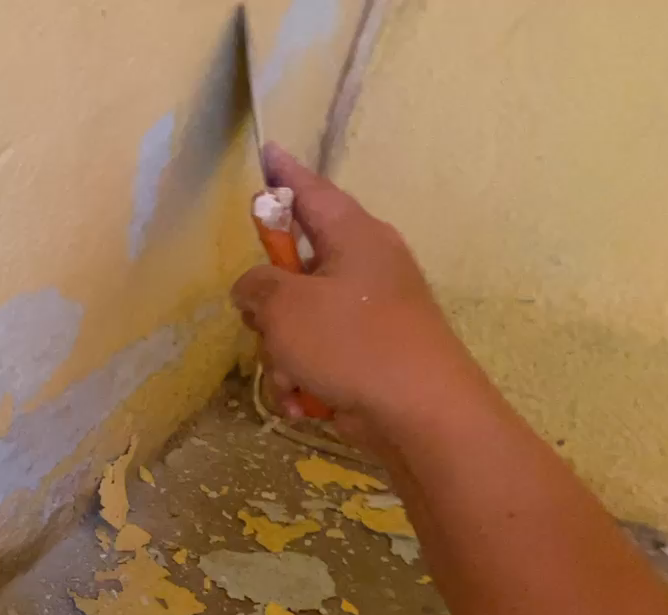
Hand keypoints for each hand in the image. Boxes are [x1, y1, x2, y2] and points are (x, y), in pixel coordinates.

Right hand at [232, 144, 491, 444]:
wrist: (415, 409)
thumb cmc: (351, 343)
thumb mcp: (284, 306)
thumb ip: (255, 284)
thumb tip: (253, 286)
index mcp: (354, 239)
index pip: (311, 194)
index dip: (284, 175)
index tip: (267, 152)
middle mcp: (361, 268)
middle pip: (288, 271)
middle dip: (266, 307)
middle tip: (263, 322)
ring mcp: (362, 310)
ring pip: (290, 321)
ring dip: (279, 353)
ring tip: (293, 375)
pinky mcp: (359, 349)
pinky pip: (307, 354)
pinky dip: (297, 377)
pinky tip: (304, 396)